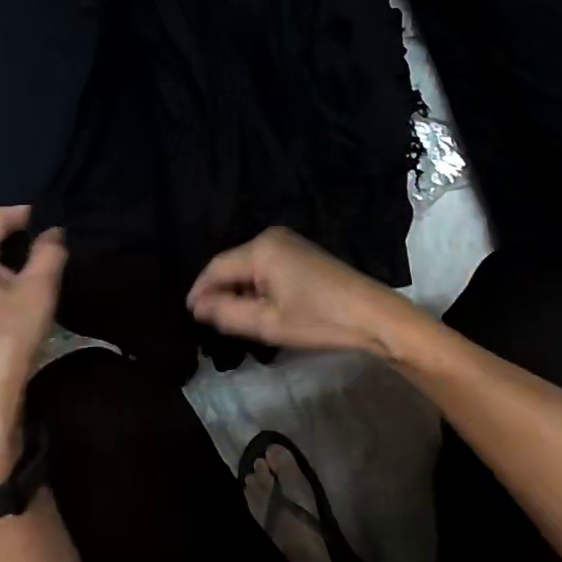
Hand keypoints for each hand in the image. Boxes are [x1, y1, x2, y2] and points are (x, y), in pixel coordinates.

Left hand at [0, 206, 66, 494]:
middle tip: (55, 237)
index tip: (57, 217)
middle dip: (20, 232)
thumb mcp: (38, 290)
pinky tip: (24, 286)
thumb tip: (53, 230)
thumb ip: (49, 252)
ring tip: (45, 259)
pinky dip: (2, 273)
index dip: (27, 212)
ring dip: (12, 254)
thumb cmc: (7, 339)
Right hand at [186, 228, 420, 357]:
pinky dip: (259, 286)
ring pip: (250, 267)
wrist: (372, 314)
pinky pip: (267, 266)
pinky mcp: (301, 252)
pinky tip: (261, 309)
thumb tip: (197, 306)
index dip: (200, 291)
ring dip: (241, 291)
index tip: (189, 315)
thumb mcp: (267, 323)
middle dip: (221, 292)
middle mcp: (272, 237)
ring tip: (235, 320)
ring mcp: (289, 242)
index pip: (216, 268)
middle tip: (212, 323)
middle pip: (232, 265)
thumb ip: (227, 312)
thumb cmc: (319, 319)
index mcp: (261, 249)